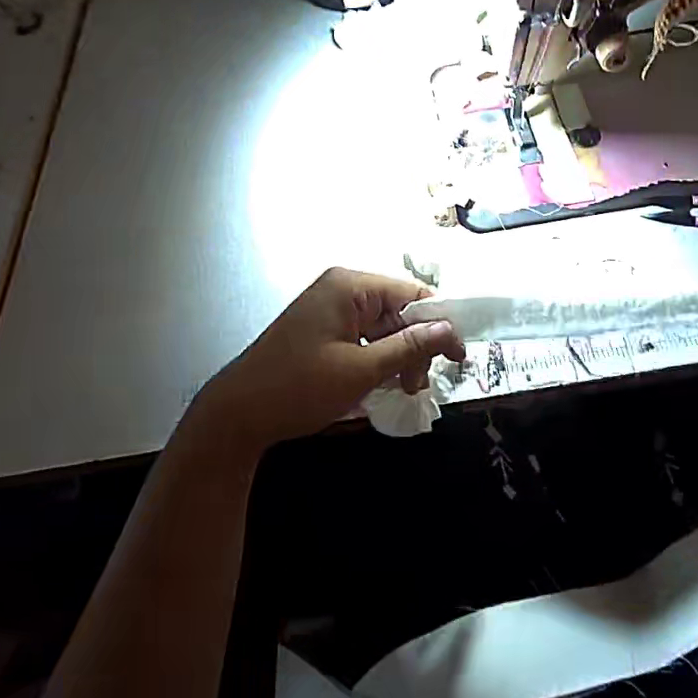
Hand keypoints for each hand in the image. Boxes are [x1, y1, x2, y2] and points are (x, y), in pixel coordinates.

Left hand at [179, 268, 465, 460]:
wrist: (239, 411)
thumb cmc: (298, 387)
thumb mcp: (361, 371)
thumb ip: (408, 348)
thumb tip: (450, 331)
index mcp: (349, 286)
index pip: (413, 294)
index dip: (439, 324)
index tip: (457, 359)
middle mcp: (340, 288)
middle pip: (398, 310)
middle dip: (414, 347)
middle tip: (417, 387)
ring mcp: (328, 307)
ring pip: (382, 327)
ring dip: (396, 358)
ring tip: (399, 391)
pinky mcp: (322, 328)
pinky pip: (362, 337)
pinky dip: (375, 360)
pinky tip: (378, 386)